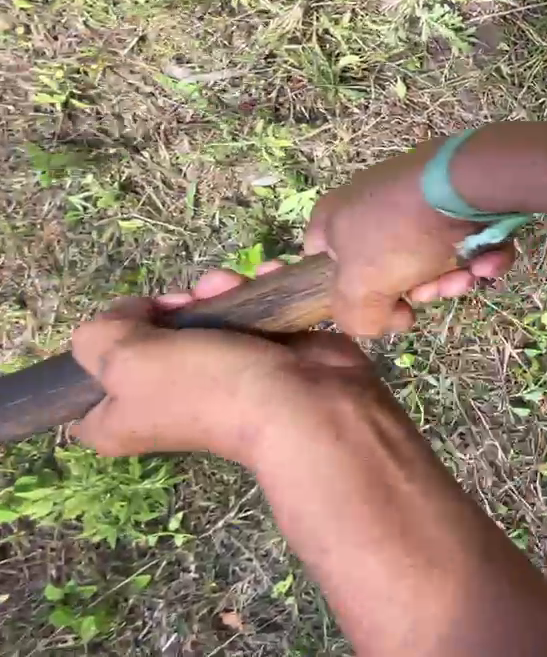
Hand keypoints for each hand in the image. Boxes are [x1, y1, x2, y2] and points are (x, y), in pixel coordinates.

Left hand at [70, 264, 385, 468]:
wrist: (303, 399)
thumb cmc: (208, 386)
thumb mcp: (127, 359)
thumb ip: (102, 331)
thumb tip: (128, 311)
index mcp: (119, 418)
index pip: (95, 376)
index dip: (115, 338)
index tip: (144, 319)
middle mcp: (169, 398)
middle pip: (161, 335)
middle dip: (182, 305)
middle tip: (196, 298)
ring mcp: (225, 376)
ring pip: (213, 321)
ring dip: (225, 291)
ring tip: (240, 280)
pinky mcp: (272, 356)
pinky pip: (260, 317)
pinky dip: (264, 293)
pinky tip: (271, 276)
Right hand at [305, 140, 514, 336]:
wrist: (472, 181)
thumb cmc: (401, 231)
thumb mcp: (360, 285)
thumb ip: (357, 316)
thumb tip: (386, 324)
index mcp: (336, 218)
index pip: (322, 261)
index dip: (344, 291)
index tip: (375, 306)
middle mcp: (378, 204)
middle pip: (392, 266)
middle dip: (420, 288)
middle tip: (433, 291)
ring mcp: (426, 199)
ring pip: (438, 255)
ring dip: (456, 276)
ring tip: (468, 276)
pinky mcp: (471, 198)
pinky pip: (474, 237)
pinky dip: (484, 255)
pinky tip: (490, 261)